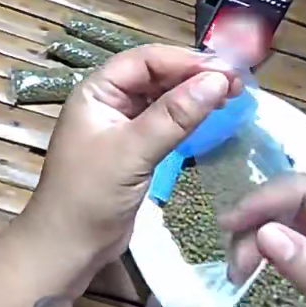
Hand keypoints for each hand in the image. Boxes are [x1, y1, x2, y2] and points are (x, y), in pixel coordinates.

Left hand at [14, 45, 241, 274]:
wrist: (69, 246)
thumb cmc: (90, 195)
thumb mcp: (133, 151)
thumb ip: (174, 115)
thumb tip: (217, 80)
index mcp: (96, 91)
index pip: (144, 60)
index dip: (185, 60)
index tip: (226, 70)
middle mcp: (107, 101)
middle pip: (154, 74)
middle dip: (193, 74)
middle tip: (236, 82)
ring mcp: (120, 124)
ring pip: (161, 96)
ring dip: (193, 93)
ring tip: (231, 95)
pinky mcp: (133, 147)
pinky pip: (163, 120)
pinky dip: (186, 115)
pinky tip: (209, 115)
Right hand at [223, 174, 305, 306]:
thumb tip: (263, 233)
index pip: (304, 190)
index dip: (263, 201)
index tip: (229, 225)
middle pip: (290, 201)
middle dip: (255, 221)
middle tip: (232, 261)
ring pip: (285, 220)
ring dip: (257, 238)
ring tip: (238, 273)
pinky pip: (291, 242)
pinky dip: (267, 252)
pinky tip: (254, 270)